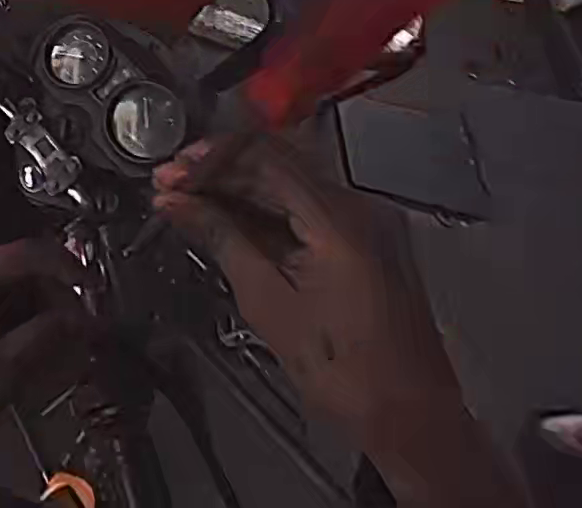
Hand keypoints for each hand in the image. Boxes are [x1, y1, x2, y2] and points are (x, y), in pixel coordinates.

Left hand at [0, 239, 86, 505]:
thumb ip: (41, 337)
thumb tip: (79, 317)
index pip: (29, 252)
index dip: (66, 265)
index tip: (94, 288)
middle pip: (30, 270)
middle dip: (62, 295)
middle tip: (88, 326)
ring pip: (26, 291)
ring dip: (53, 312)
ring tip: (76, 341)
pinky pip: (16, 311)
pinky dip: (38, 325)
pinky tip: (53, 349)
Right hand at [155, 134, 524, 507]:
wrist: (412, 423)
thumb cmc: (338, 368)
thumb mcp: (267, 300)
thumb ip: (220, 236)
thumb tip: (173, 201)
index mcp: (338, 218)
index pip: (263, 157)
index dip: (210, 159)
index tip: (171, 174)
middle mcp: (356, 204)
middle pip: (274, 163)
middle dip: (216, 170)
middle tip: (168, 184)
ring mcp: (362, 218)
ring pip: (284, 181)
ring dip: (234, 187)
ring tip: (186, 197)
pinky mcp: (360, 236)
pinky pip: (300, 205)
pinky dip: (260, 207)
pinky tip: (224, 214)